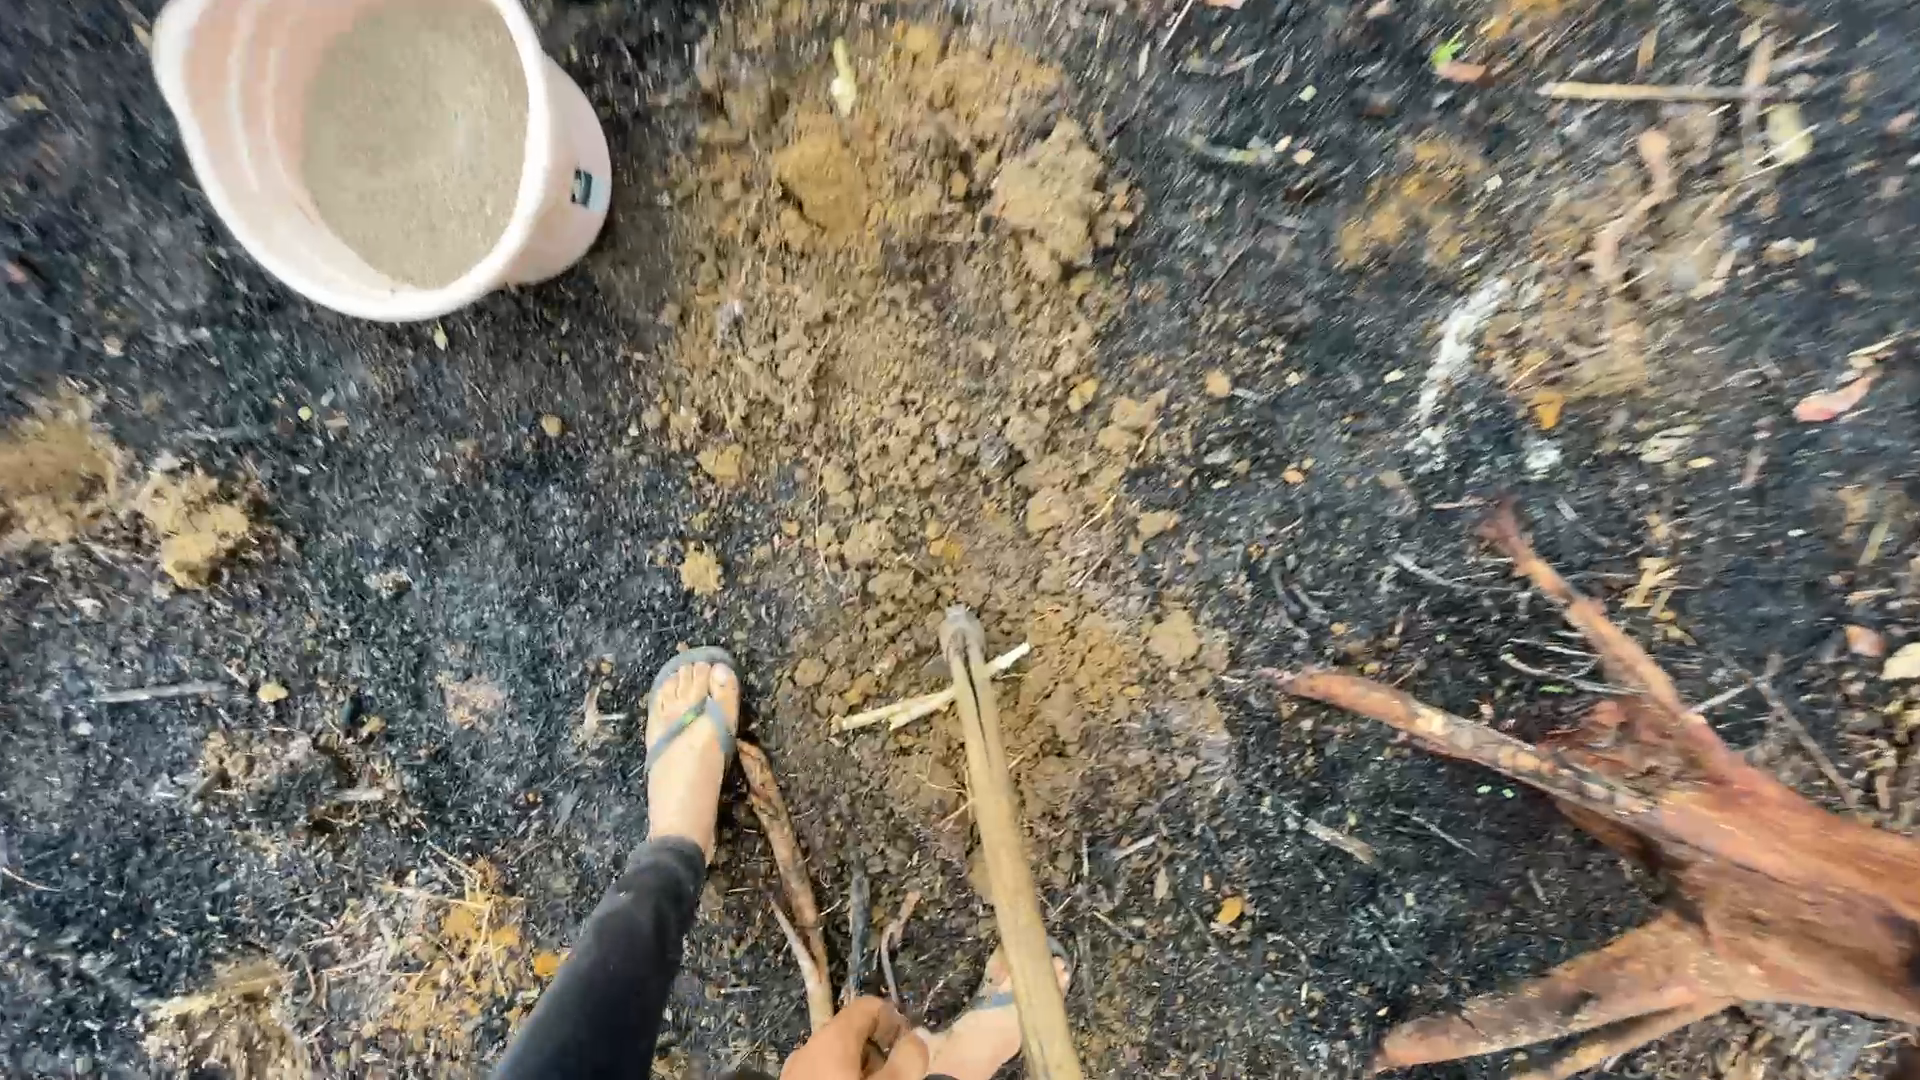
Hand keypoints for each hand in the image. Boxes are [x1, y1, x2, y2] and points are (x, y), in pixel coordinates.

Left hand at [780, 998, 928, 1079]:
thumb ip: (910, 1059)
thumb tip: (915, 1040)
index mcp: (831, 1037)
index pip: (869, 1007)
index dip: (895, 1024)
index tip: (908, 1055)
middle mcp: (808, 1049)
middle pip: (852, 1037)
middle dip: (878, 1059)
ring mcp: (793, 1076)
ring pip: (836, 1064)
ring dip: (859, 1078)